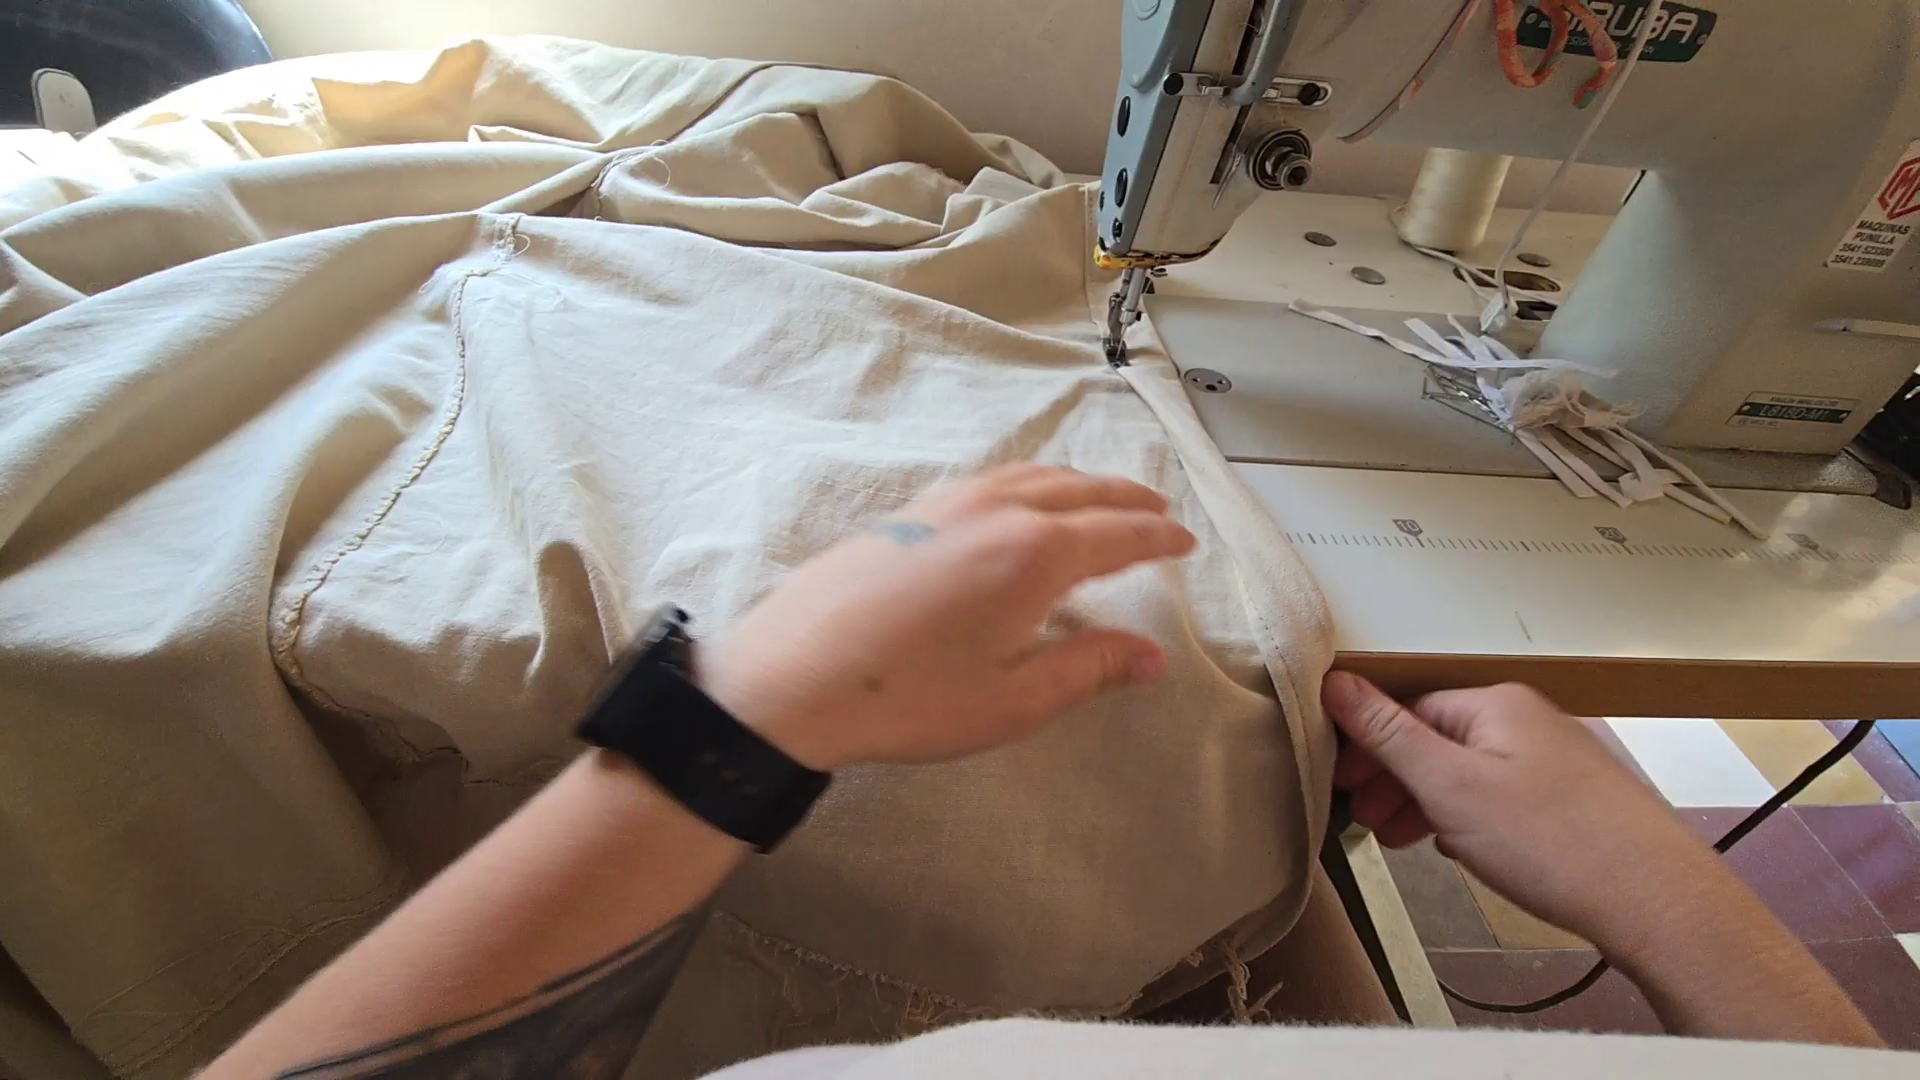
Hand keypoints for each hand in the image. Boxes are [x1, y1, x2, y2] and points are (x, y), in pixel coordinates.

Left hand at [696, 465, 1195, 769]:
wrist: (793, 674)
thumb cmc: (911, 696)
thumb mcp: (1013, 699)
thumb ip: (1090, 667)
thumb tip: (1155, 656)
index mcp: (1035, 553)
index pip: (1119, 535)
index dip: (1159, 537)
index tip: (1186, 541)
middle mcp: (998, 510)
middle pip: (1082, 491)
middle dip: (1128, 500)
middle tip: (1159, 510)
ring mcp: (949, 502)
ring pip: (1034, 476)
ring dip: (1080, 484)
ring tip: (1102, 500)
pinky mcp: (911, 509)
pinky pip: (991, 480)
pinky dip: (1030, 482)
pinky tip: (1022, 502)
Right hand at [1322, 673, 1720, 946]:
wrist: (1669, 913)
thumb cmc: (1546, 840)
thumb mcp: (1447, 784)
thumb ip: (1384, 731)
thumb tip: (1331, 679)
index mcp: (1493, 704)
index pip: (1405, 712)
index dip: (1368, 750)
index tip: (1342, 788)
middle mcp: (1526, 719)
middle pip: (1434, 740)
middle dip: (1393, 780)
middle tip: (1365, 822)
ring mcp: (1555, 760)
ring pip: (1465, 771)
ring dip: (1423, 802)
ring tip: (1398, 839)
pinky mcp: (1575, 799)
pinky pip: (1498, 794)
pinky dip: (1464, 815)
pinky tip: (1453, 844)